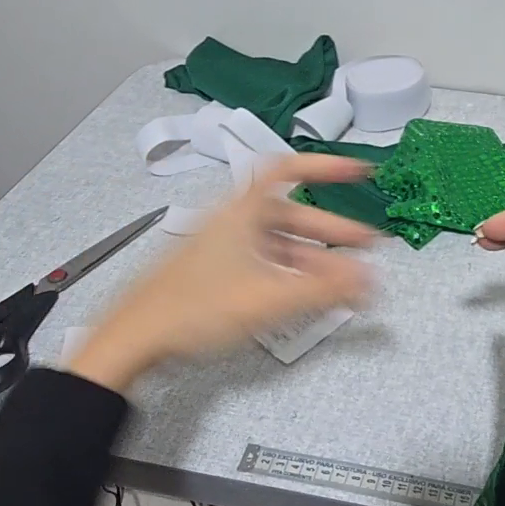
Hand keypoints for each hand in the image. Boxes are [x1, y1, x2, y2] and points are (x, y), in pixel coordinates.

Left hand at [69, 155, 377, 390]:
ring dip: (315, 257)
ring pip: (280, 243)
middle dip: (333, 228)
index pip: (289, 170)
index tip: (357, 171)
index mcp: (242, 212)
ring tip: (343, 278)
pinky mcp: (215, 273)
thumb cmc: (190, 308)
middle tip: (365, 244)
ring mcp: (222, 247)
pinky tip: (306, 295)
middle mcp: (233, 222)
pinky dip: (291, 273)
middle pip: (292, 214)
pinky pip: (265, 262)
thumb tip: (370, 280)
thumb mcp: (269, 299)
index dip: (327, 167)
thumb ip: (326, 290)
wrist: (134, 339)